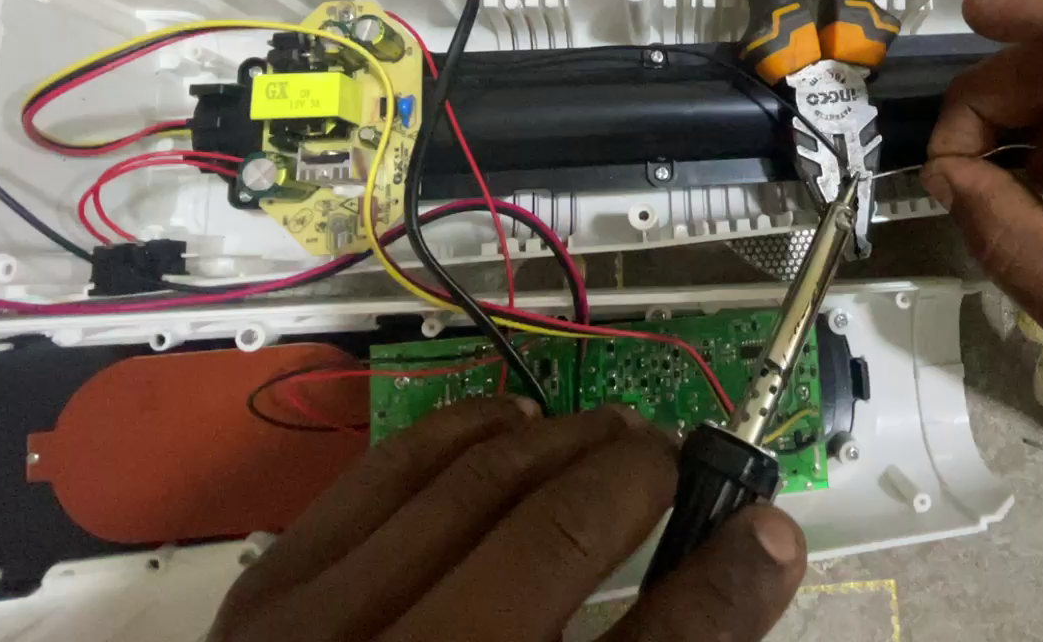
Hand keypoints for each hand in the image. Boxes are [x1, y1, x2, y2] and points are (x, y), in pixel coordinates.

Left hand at [211, 399, 805, 641]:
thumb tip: (745, 558)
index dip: (724, 588)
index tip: (774, 527)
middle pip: (556, 541)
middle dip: (641, 480)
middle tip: (678, 459)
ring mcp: (313, 634)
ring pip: (481, 482)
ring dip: (569, 441)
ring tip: (619, 430)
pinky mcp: (267, 594)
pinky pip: (393, 468)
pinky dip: (469, 428)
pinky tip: (518, 421)